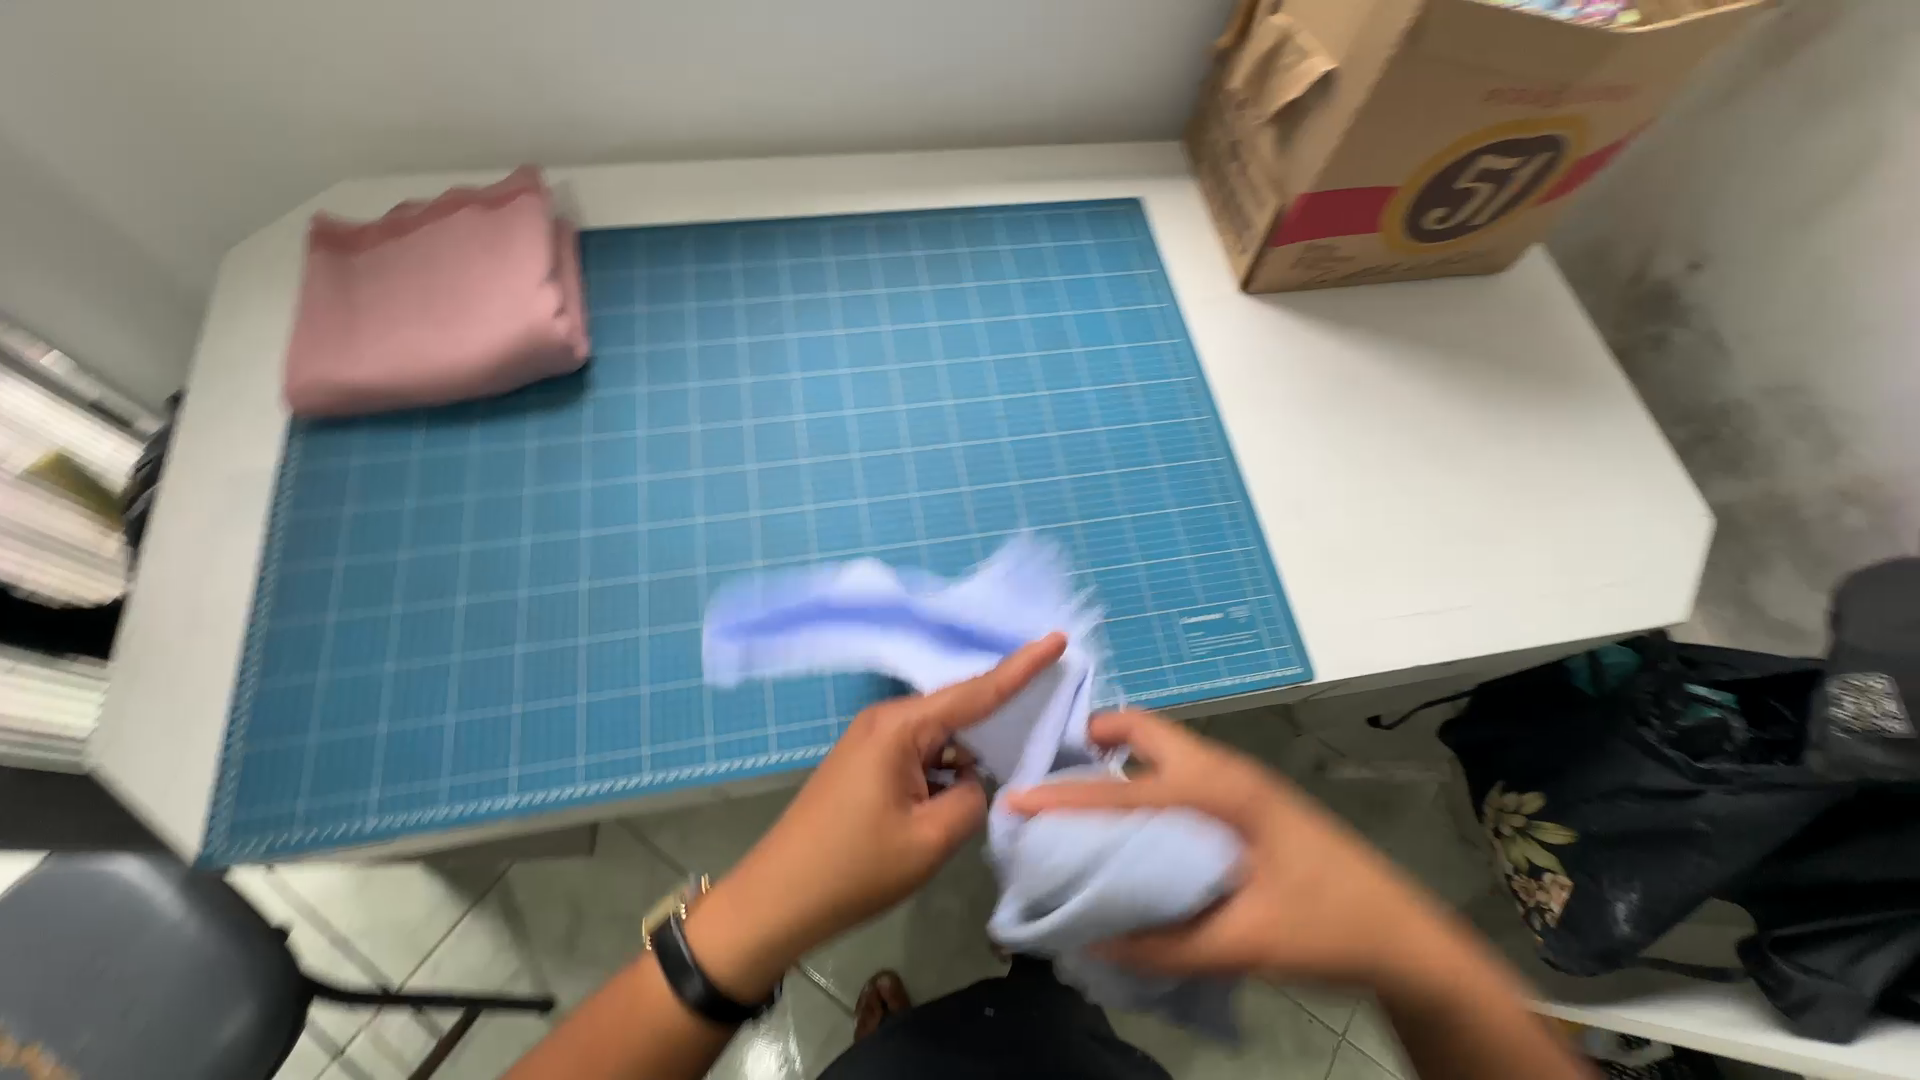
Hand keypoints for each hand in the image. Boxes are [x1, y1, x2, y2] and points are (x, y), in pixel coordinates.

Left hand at [685, 633, 1067, 997]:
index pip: (976, 691)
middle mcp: (885, 721)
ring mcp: (872, 743)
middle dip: (997, 718)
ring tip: (998, 781)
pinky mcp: (866, 765)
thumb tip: (972, 781)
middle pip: (958, 711)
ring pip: (940, 739)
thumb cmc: (854, 868)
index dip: (1022, 667)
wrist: (777, 900)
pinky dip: (943, 772)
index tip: (1057, 638)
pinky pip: (920, 755)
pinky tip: (957, 797)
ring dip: (966, 758)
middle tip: (1043, 719)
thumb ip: (972, 799)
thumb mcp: (931, 839)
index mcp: (901, 727)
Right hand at [1003, 709, 1445, 988]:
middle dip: (1098, 737)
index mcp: (1225, 792)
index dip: (1068, 794)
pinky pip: (1182, 773)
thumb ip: (1167, 944)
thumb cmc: (1329, 927)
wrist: (1405, 937)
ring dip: (1122, 759)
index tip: (1019, 795)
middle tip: (1053, 767)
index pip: (1127, 786)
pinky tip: (1133, 819)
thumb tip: (1092, 940)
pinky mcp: (1249, 804)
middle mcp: (1229, 774)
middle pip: (1150, 732)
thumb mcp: (1247, 943)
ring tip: (1080, 792)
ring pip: (1167, 751)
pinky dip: (1146, 779)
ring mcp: (1242, 785)